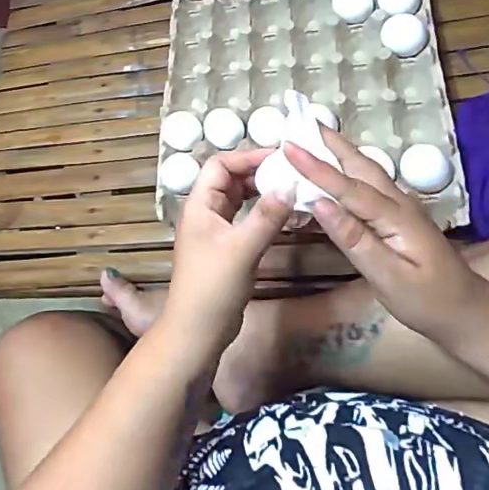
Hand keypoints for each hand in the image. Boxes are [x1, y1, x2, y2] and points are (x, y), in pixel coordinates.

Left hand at [156, 148, 293, 366]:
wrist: (197, 332)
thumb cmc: (212, 286)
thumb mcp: (242, 248)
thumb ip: (267, 216)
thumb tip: (291, 183)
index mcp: (199, 204)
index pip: (220, 165)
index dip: (247, 157)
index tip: (279, 157)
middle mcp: (205, 212)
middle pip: (230, 179)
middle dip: (257, 172)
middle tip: (291, 171)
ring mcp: (215, 231)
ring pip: (239, 199)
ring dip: (261, 191)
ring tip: (291, 187)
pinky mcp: (227, 248)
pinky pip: (245, 219)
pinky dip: (263, 212)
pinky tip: (284, 214)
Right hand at [285, 127, 488, 341]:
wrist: (470, 313)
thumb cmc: (428, 301)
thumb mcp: (388, 277)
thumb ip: (354, 239)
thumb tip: (319, 203)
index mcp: (394, 216)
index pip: (347, 186)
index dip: (315, 166)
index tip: (289, 145)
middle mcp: (397, 203)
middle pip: (359, 166)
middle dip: (329, 143)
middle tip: (300, 123)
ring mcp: (400, 207)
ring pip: (365, 171)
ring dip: (338, 151)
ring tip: (313, 136)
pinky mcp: (398, 216)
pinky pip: (367, 185)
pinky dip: (346, 170)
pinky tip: (335, 171)